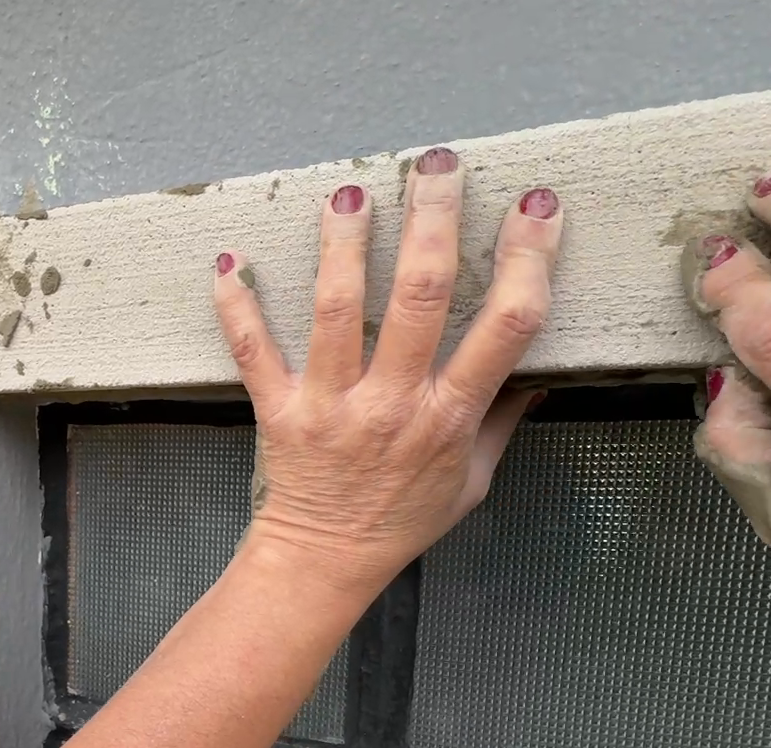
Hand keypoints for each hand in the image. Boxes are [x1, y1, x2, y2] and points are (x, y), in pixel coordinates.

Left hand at [213, 149, 564, 603]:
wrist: (326, 557)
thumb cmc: (401, 520)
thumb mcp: (473, 480)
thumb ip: (503, 420)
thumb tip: (542, 368)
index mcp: (449, 416)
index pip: (506, 323)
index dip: (529, 256)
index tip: (535, 203)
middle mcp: (391, 402)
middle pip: (420, 296)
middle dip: (433, 221)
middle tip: (434, 166)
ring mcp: (329, 405)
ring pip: (336, 311)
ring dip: (342, 246)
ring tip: (347, 194)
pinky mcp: (279, 411)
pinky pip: (254, 352)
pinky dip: (237, 307)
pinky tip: (228, 263)